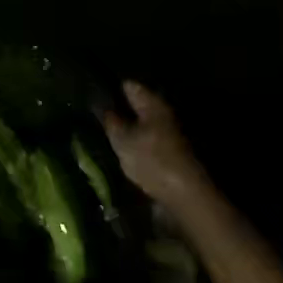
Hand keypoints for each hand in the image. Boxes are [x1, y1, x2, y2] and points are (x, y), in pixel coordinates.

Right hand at [99, 80, 213, 213]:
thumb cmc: (153, 161)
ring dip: (130, 127)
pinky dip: (139, 142)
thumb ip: (111, 122)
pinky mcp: (175, 153)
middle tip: (98, 115)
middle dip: (121, 108)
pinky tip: (126, 150)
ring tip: (109, 134)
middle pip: (139, 105)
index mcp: (154, 104)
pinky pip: (151, 140)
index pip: (130, 86)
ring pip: (145, 124)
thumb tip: (105, 108)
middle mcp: (166, 113)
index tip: (95, 93)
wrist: (188, 196)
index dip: (112, 87)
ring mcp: (173, 134)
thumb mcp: (122, 141)